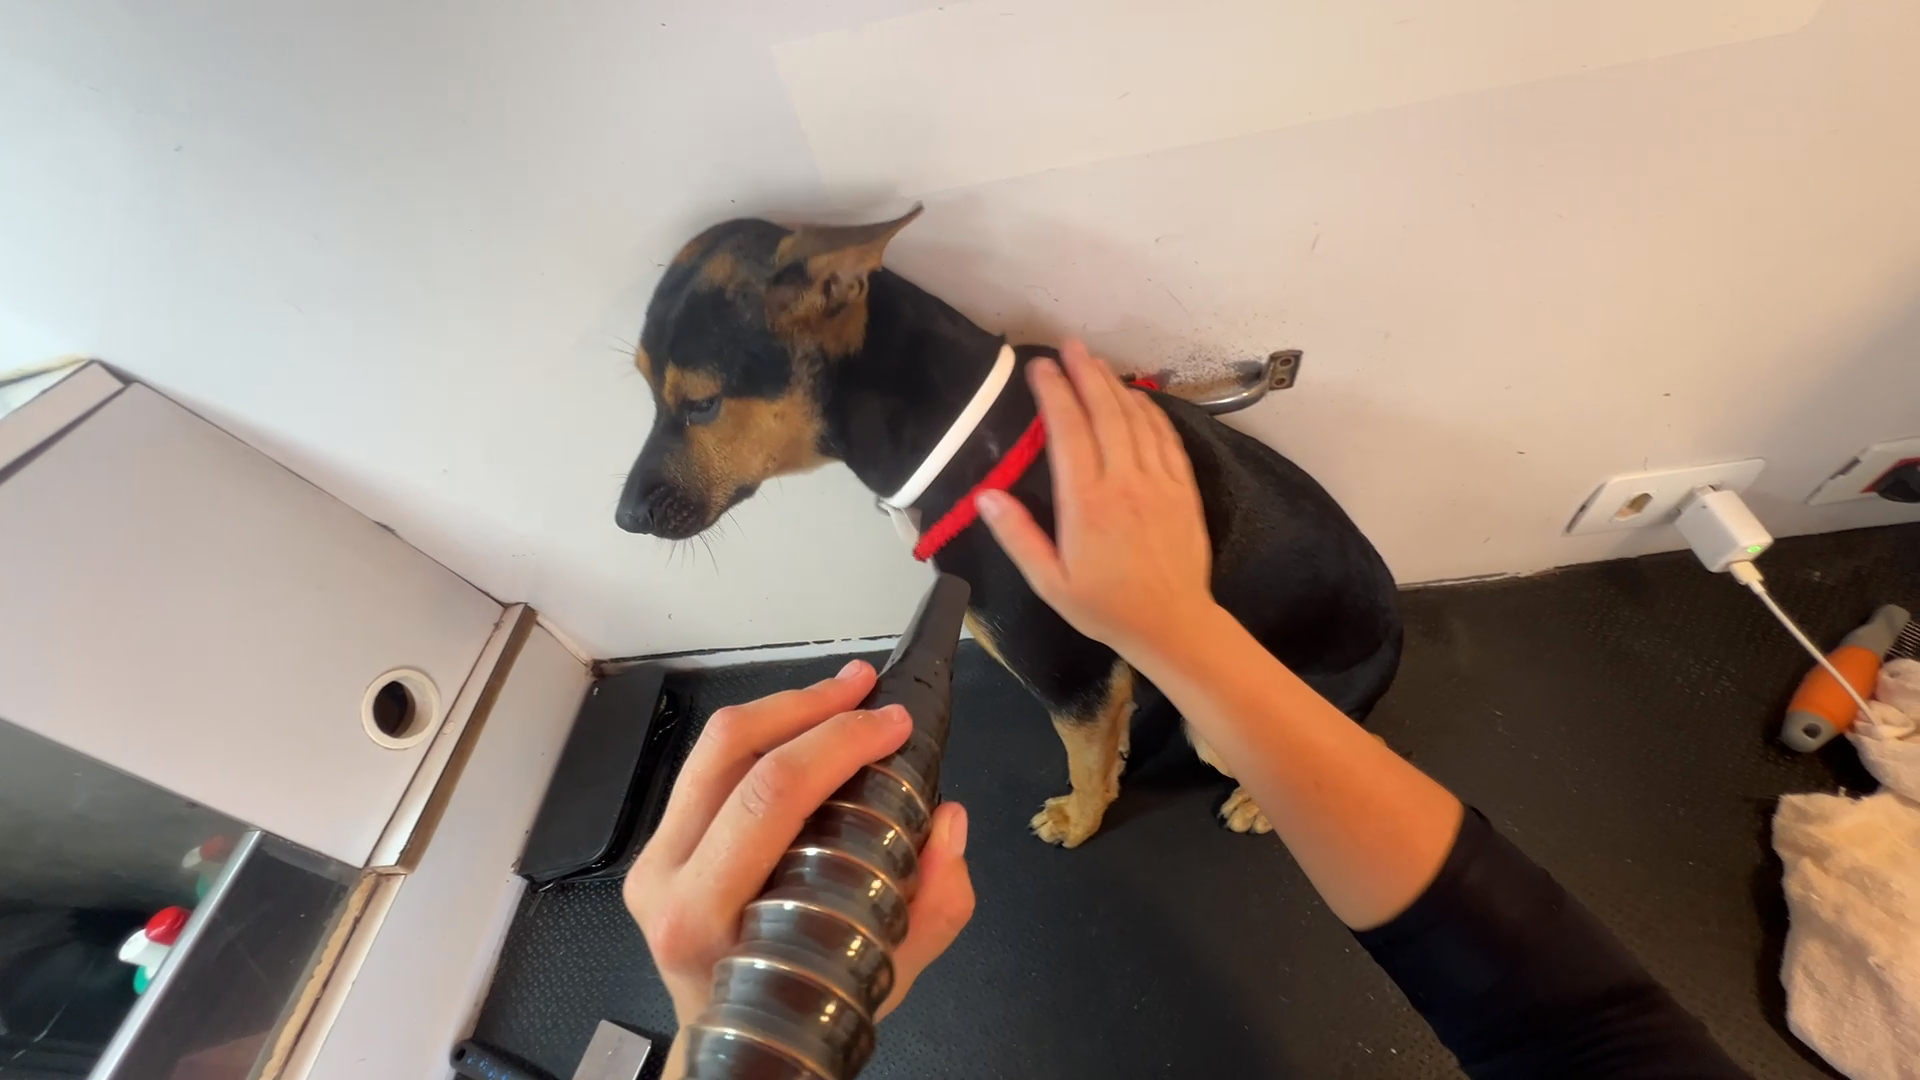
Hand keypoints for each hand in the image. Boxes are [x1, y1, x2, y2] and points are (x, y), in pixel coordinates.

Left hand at [623, 659, 973, 1033]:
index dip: (839, 745)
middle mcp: (668, 874)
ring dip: (792, 701)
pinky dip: (774, 722)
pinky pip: (716, 756)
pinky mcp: (665, 831)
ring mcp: (658, 848)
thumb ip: (932, 909)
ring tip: (849, 686)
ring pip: (717, 741)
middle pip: (732, 750)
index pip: (770, 797)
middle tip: (873, 689)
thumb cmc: (802, 1010)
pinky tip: (817, 716)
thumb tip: (951, 821)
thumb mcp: (879, 975)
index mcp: (705, 916)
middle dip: (816, 705)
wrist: (732, 1047)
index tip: (897, 729)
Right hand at [978, 340, 1215, 658]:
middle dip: (1084, 373)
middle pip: (1104, 412)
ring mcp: (1159, 482)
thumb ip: (1017, 536)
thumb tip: (985, 495)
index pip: (1067, 431)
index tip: (1040, 367)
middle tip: (1069, 345)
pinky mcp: (1184, 488)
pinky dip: (1149, 409)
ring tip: (1095, 361)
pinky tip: (1136, 396)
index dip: (1053, 392)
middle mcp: (1124, 482)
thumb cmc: (1104, 607)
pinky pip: (1165, 437)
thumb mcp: (1049, 582)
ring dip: (1114, 384)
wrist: (1172, 624)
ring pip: (1136, 418)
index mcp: (1086, 504)